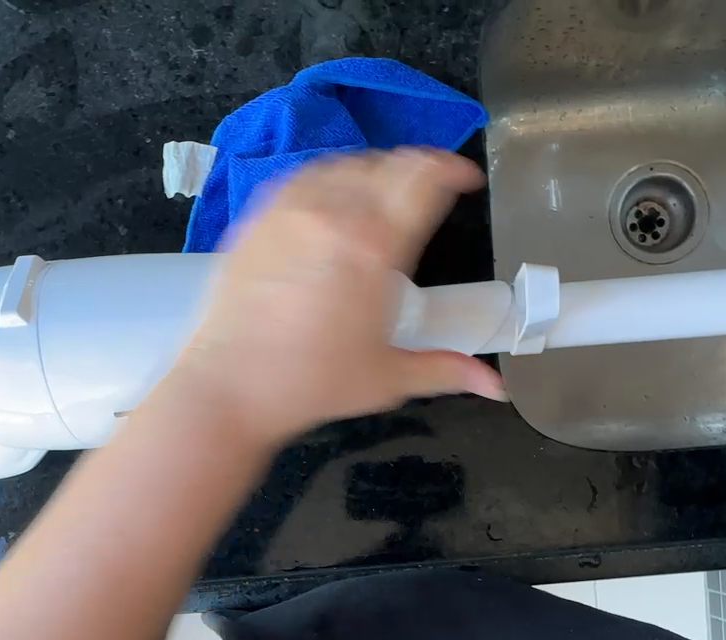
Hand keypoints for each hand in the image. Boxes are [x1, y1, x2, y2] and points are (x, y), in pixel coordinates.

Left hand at [170, 150, 505, 447]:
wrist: (229, 388)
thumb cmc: (312, 385)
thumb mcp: (387, 379)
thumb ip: (446, 371)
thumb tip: (496, 387)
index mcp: (374, 247)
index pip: (424, 179)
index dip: (452, 171)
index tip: (465, 181)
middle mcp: (333, 213)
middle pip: (388, 165)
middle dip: (417, 172)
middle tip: (428, 194)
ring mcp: (289, 210)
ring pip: (344, 165)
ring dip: (374, 172)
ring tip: (383, 198)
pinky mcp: (256, 217)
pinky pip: (302, 177)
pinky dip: (330, 179)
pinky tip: (333, 204)